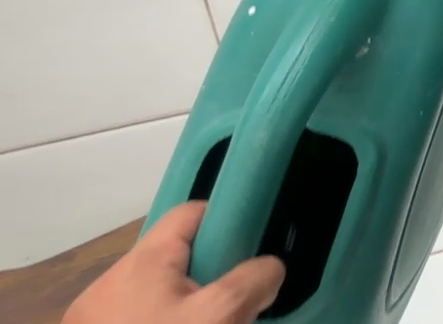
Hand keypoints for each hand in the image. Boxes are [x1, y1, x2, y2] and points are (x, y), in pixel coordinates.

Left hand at [65, 202, 284, 323]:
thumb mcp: (224, 312)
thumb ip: (259, 275)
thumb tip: (266, 271)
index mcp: (138, 263)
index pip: (193, 211)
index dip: (231, 217)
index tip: (256, 242)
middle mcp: (108, 285)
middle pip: (179, 254)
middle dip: (216, 268)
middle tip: (237, 293)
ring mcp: (93, 318)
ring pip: (162, 288)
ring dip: (194, 299)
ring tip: (215, 321)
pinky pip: (143, 315)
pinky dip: (171, 319)